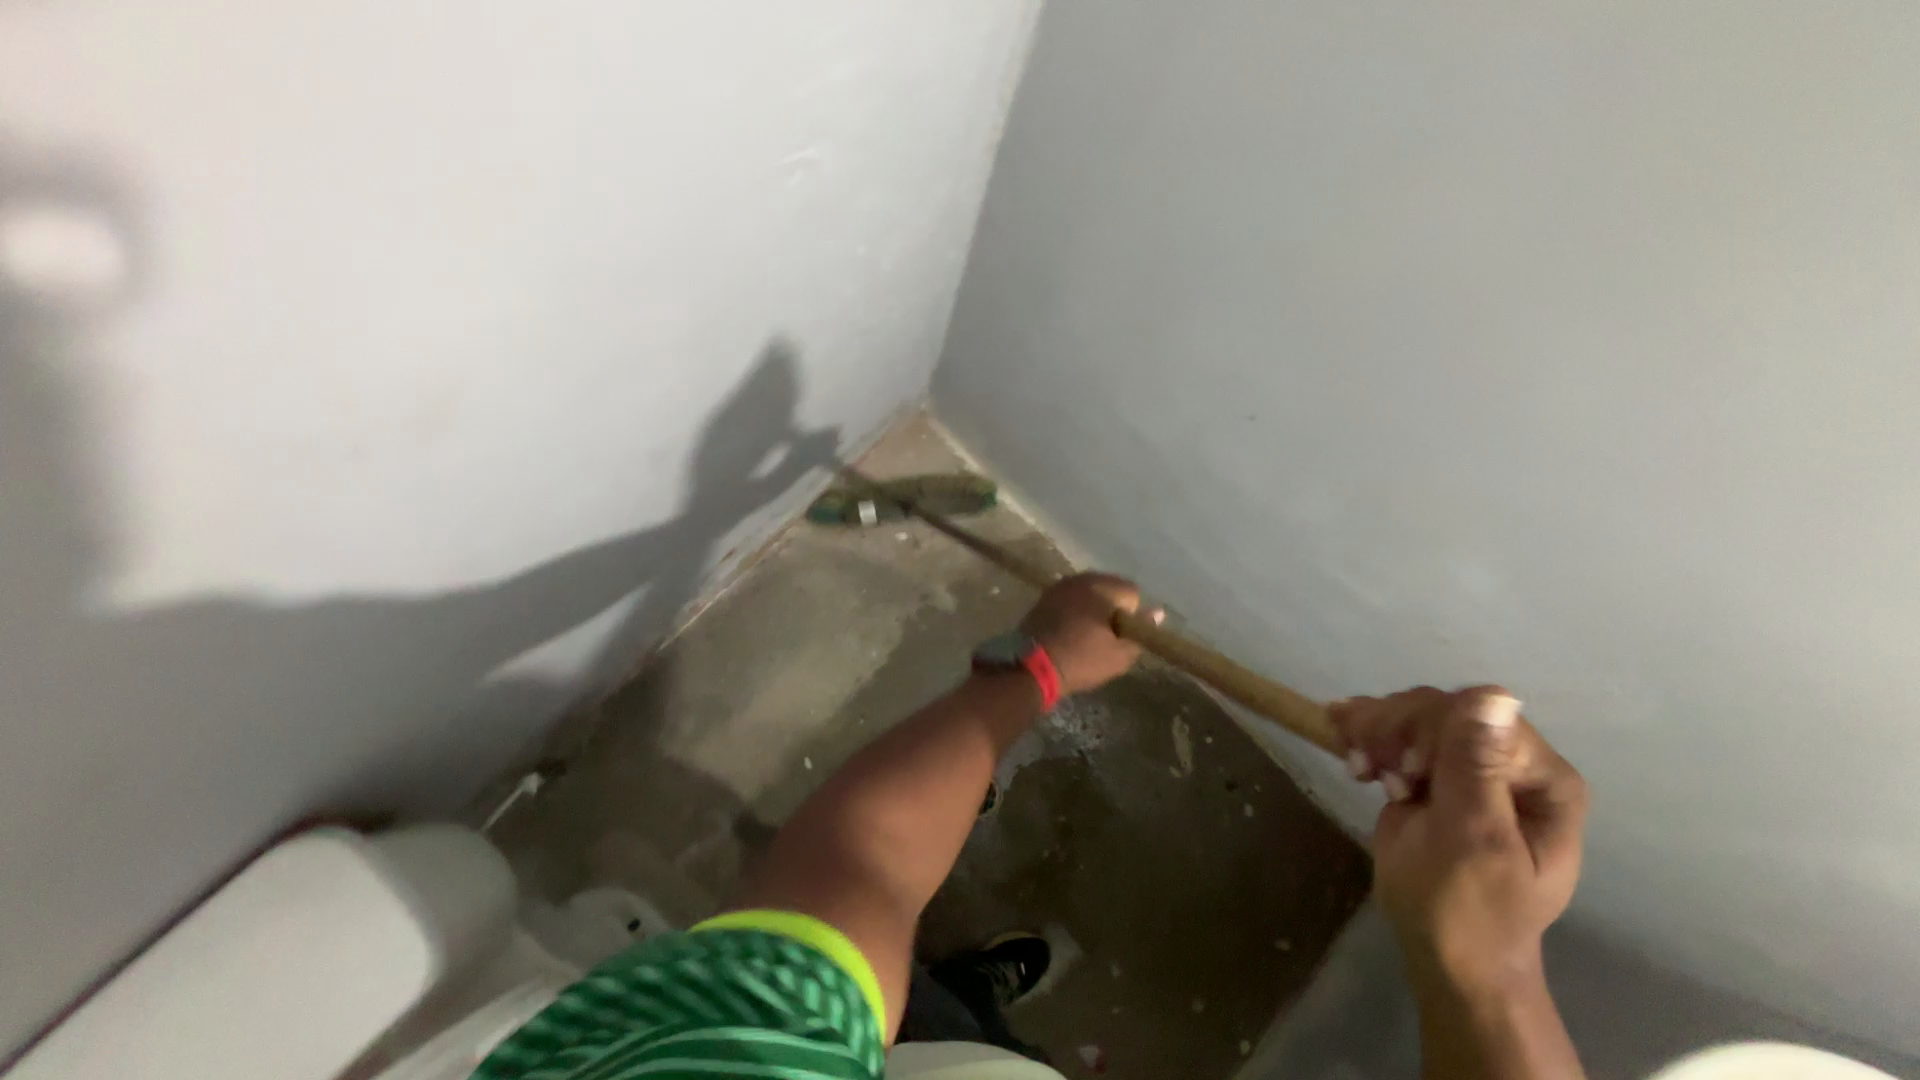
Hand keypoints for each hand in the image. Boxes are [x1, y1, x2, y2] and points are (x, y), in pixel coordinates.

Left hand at [1018, 573, 1161, 695]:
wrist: (1030, 667)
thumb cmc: (1081, 660)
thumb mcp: (1120, 655)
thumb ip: (1141, 631)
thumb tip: (1157, 612)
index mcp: (1102, 587)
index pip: (1132, 592)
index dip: (1132, 616)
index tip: (1122, 637)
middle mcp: (1081, 579)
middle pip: (1110, 589)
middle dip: (1112, 609)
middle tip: (1106, 637)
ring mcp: (1059, 586)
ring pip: (1088, 594)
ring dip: (1092, 609)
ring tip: (1087, 636)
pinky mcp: (1043, 598)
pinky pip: (1070, 600)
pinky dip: (1074, 611)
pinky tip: (1070, 632)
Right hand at [1330, 686, 1587, 997]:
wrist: (1445, 956)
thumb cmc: (1468, 910)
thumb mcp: (1473, 839)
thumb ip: (1476, 767)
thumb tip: (1494, 694)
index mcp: (1540, 778)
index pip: (1481, 714)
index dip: (1433, 729)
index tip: (1399, 768)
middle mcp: (1510, 764)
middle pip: (1443, 709)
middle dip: (1396, 728)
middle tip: (1363, 764)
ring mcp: (1468, 769)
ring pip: (1414, 716)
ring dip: (1376, 732)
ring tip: (1357, 765)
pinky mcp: (1431, 778)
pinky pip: (1397, 737)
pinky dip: (1368, 739)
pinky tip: (1352, 757)